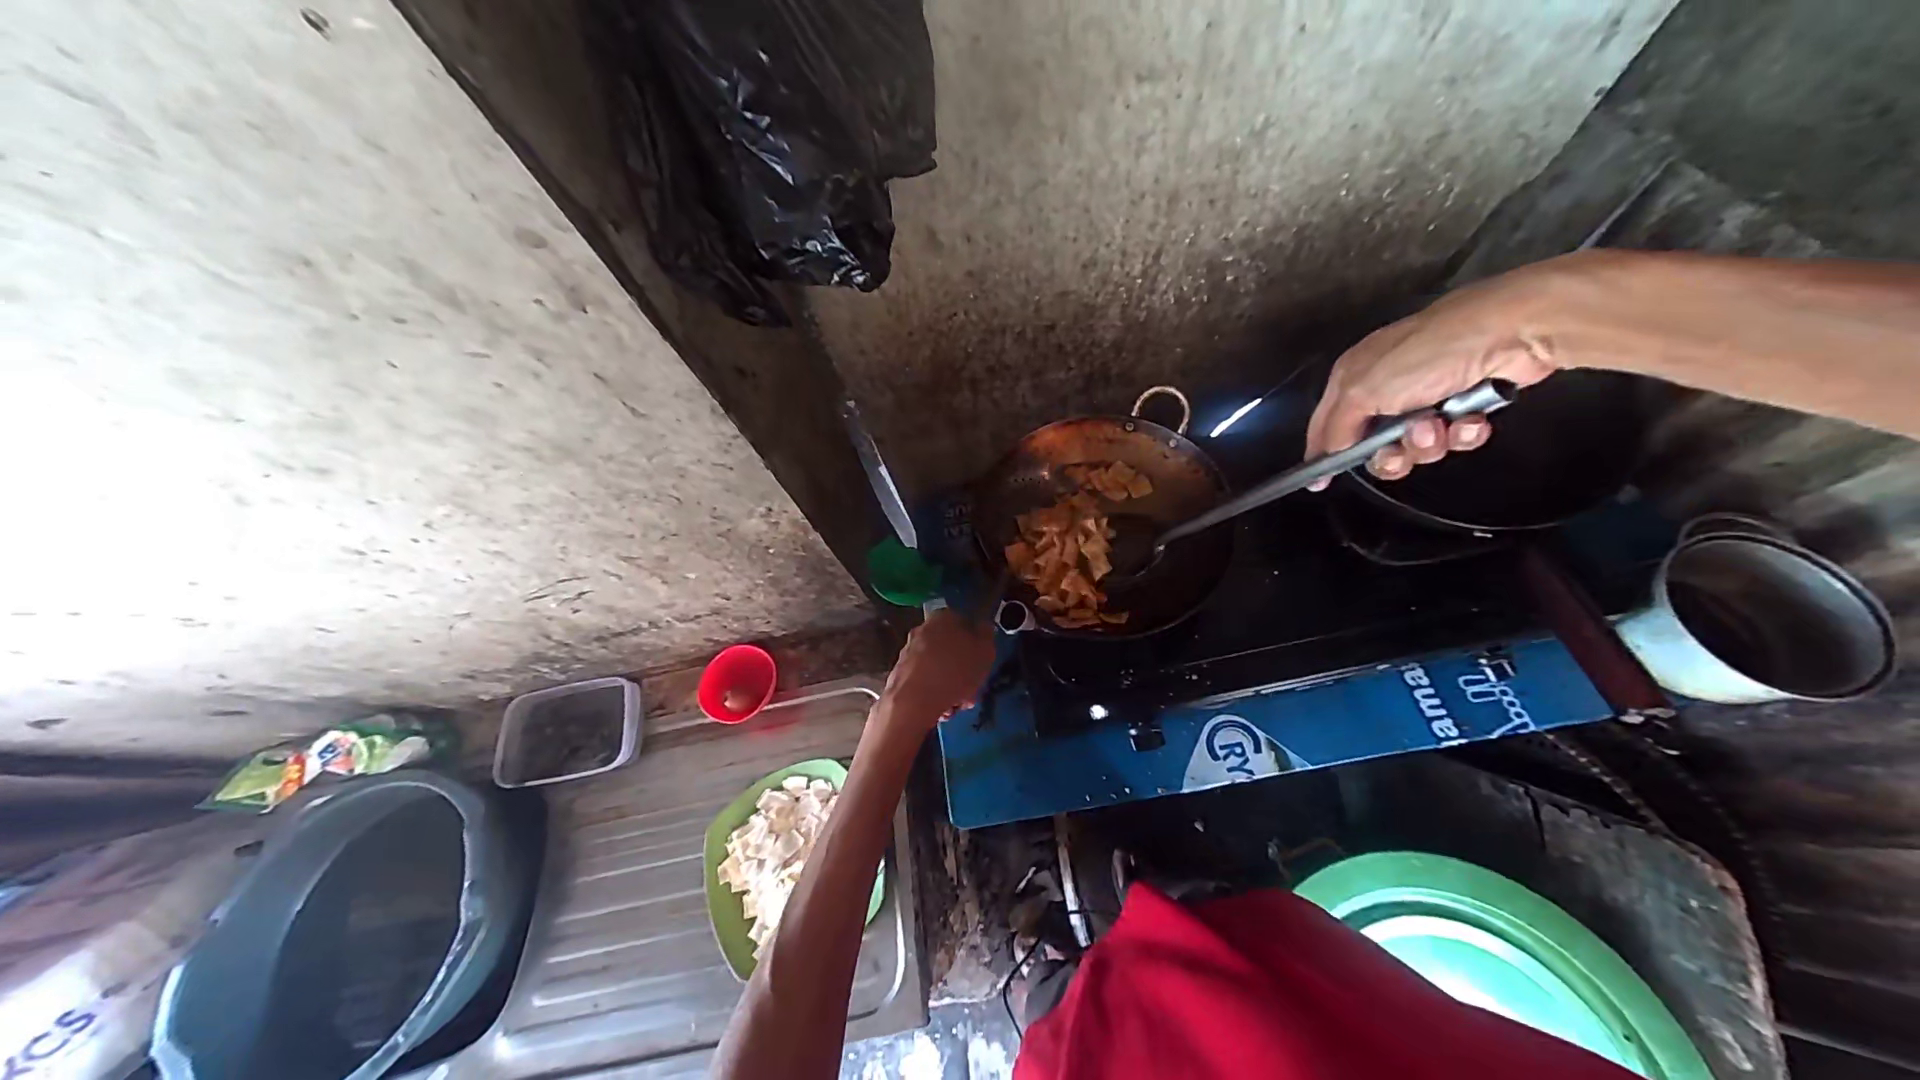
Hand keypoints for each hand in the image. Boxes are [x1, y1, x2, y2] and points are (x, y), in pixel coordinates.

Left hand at [880, 611, 996, 723]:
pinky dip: (933, 693)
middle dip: (962, 670)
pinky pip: (924, 681)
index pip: (965, 624)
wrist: (913, 702)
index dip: (977, 645)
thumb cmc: (955, 672)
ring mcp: (908, 651)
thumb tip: (983, 628)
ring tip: (957, 705)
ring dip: (949, 685)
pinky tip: (941, 709)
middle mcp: (922, 629)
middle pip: (950, 648)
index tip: (982, 664)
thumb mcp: (986, 651)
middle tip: (971, 690)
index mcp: (943, 616)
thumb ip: (987, 636)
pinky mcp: (898, 674)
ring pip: (937, 667)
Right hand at [1303, 265, 1566, 485]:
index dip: (1321, 454)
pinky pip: (1452, 438)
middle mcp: (1384, 387)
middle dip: (1388, 454)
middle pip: (1371, 446)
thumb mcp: (1361, 392)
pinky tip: (1471, 420)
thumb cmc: (1424, 356)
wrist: (1510, 330)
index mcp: (1352, 377)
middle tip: (1400, 452)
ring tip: (1442, 425)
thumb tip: (1328, 454)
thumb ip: (1336, 428)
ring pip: (1414, 446)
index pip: (1325, 424)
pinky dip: (1461, 434)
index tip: (1320, 483)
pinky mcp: (1463, 403)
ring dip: (1428, 444)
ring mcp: (1425, 395)